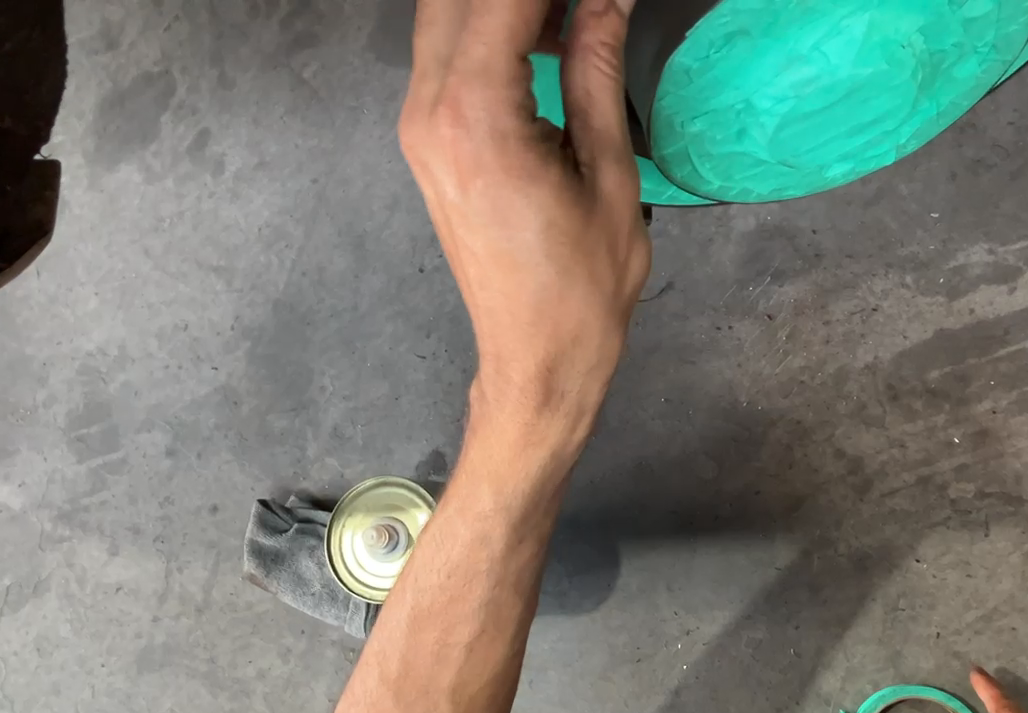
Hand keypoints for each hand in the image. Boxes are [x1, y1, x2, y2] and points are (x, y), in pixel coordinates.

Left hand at [401, 0, 650, 453]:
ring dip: (505, 8)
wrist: (537, 362)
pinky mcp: (428, 150)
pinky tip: (542, 41)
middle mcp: (429, 112)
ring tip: (571, 21)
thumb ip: (596, 72)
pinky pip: (447, 60)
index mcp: (477, 116)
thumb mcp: (607, 178)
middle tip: (584, 10)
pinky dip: (488, 34)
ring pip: (447, 18)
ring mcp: (419, 131)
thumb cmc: (583, 292)